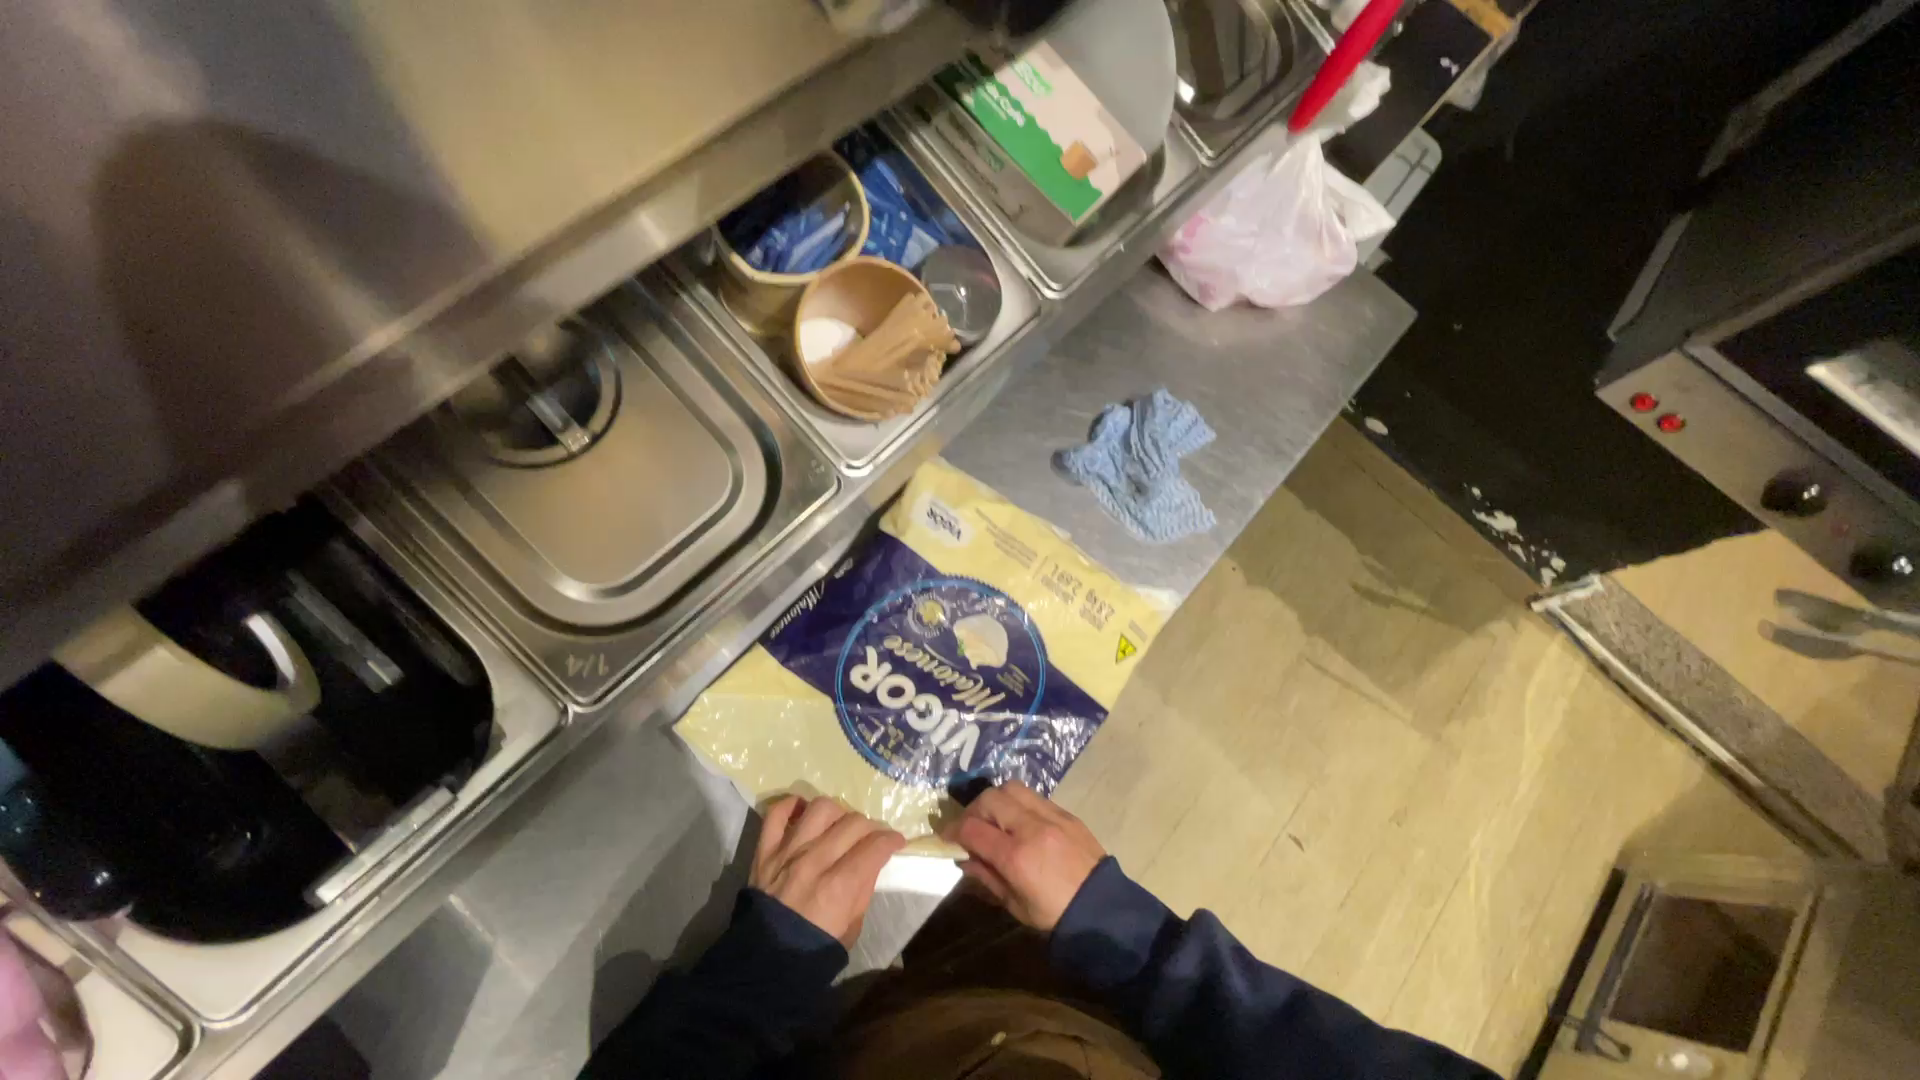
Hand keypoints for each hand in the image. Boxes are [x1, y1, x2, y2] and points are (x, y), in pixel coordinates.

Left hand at [751, 796, 905, 947]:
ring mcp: (786, 852)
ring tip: (839, 825)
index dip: (892, 840)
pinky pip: (776, 813)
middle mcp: (814, 861)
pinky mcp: (764, 851)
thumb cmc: (814, 948)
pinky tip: (804, 811)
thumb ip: (863, 889)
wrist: (764, 962)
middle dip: (871, 826)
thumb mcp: (852, 927)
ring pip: (820, 809)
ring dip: (837, 812)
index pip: (874, 846)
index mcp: (839, 886)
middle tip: (872, 836)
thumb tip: (873, 859)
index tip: (896, 842)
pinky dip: (791, 805)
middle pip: (852, 823)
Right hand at [941, 782, 1105, 930]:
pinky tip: (1019, 821)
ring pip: (1012, 788)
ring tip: (995, 820)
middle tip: (971, 828)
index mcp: (1016, 856)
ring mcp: (1051, 816)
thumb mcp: (1014, 904)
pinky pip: (1034, 796)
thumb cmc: (1054, 914)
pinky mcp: (1066, 813)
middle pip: (990, 799)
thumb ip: (986, 877)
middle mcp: (1031, 828)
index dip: (953, 831)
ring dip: (996, 801)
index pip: (973, 829)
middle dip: (973, 811)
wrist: (1102, 908)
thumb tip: (965, 858)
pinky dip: (1018, 803)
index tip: (947, 838)